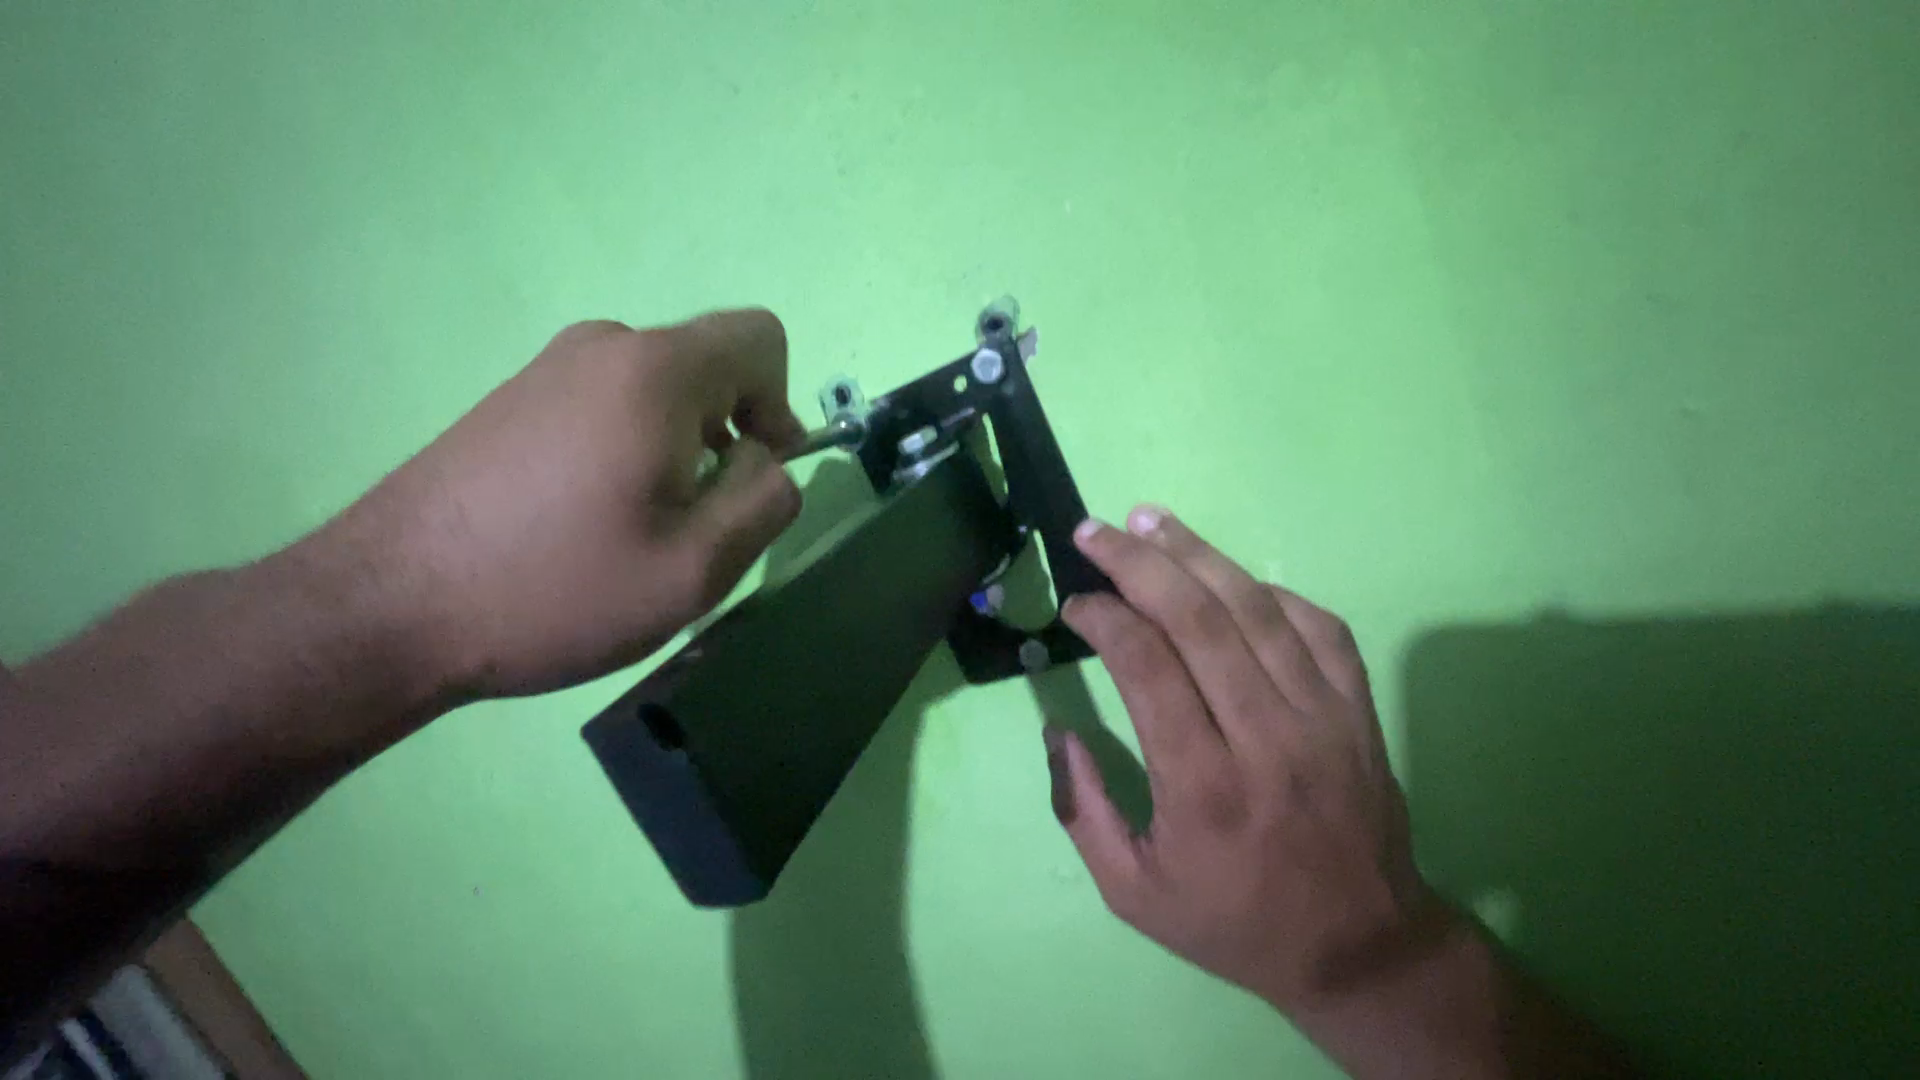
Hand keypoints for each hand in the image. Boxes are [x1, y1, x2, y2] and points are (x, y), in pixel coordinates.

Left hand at [305, 310, 805, 702]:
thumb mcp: (696, 568)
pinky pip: (612, 405)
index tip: (754, 476)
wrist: (386, 609)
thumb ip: (766, 500)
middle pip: (712, 367)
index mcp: (655, 371)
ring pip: (663, 392)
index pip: (761, 338)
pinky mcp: (516, 398)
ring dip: (681, 451)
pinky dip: (632, 451)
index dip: (783, 406)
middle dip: (731, 437)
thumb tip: (767, 461)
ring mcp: (550, 367)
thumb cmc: (557, 589)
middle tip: (695, 524)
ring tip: (640, 529)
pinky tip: (589, 520)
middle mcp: (604, 346)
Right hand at [1047, 506, 1440, 1013]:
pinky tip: (1229, 576)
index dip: (1104, 619)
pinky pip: (1318, 626)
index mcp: (1203, 786)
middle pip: (1199, 620)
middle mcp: (1266, 738)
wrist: (1362, 947)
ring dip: (1198, 554)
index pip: (1147, 668)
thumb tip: (1056, 731)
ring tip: (1149, 520)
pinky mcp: (1359, 711)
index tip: (1076, 605)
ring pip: (1256, 610)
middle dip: (1138, 563)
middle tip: (1094, 532)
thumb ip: (1082, 810)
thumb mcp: (1132, 892)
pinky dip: (1269, 591)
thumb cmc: (1234, 921)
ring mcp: (1324, 718)